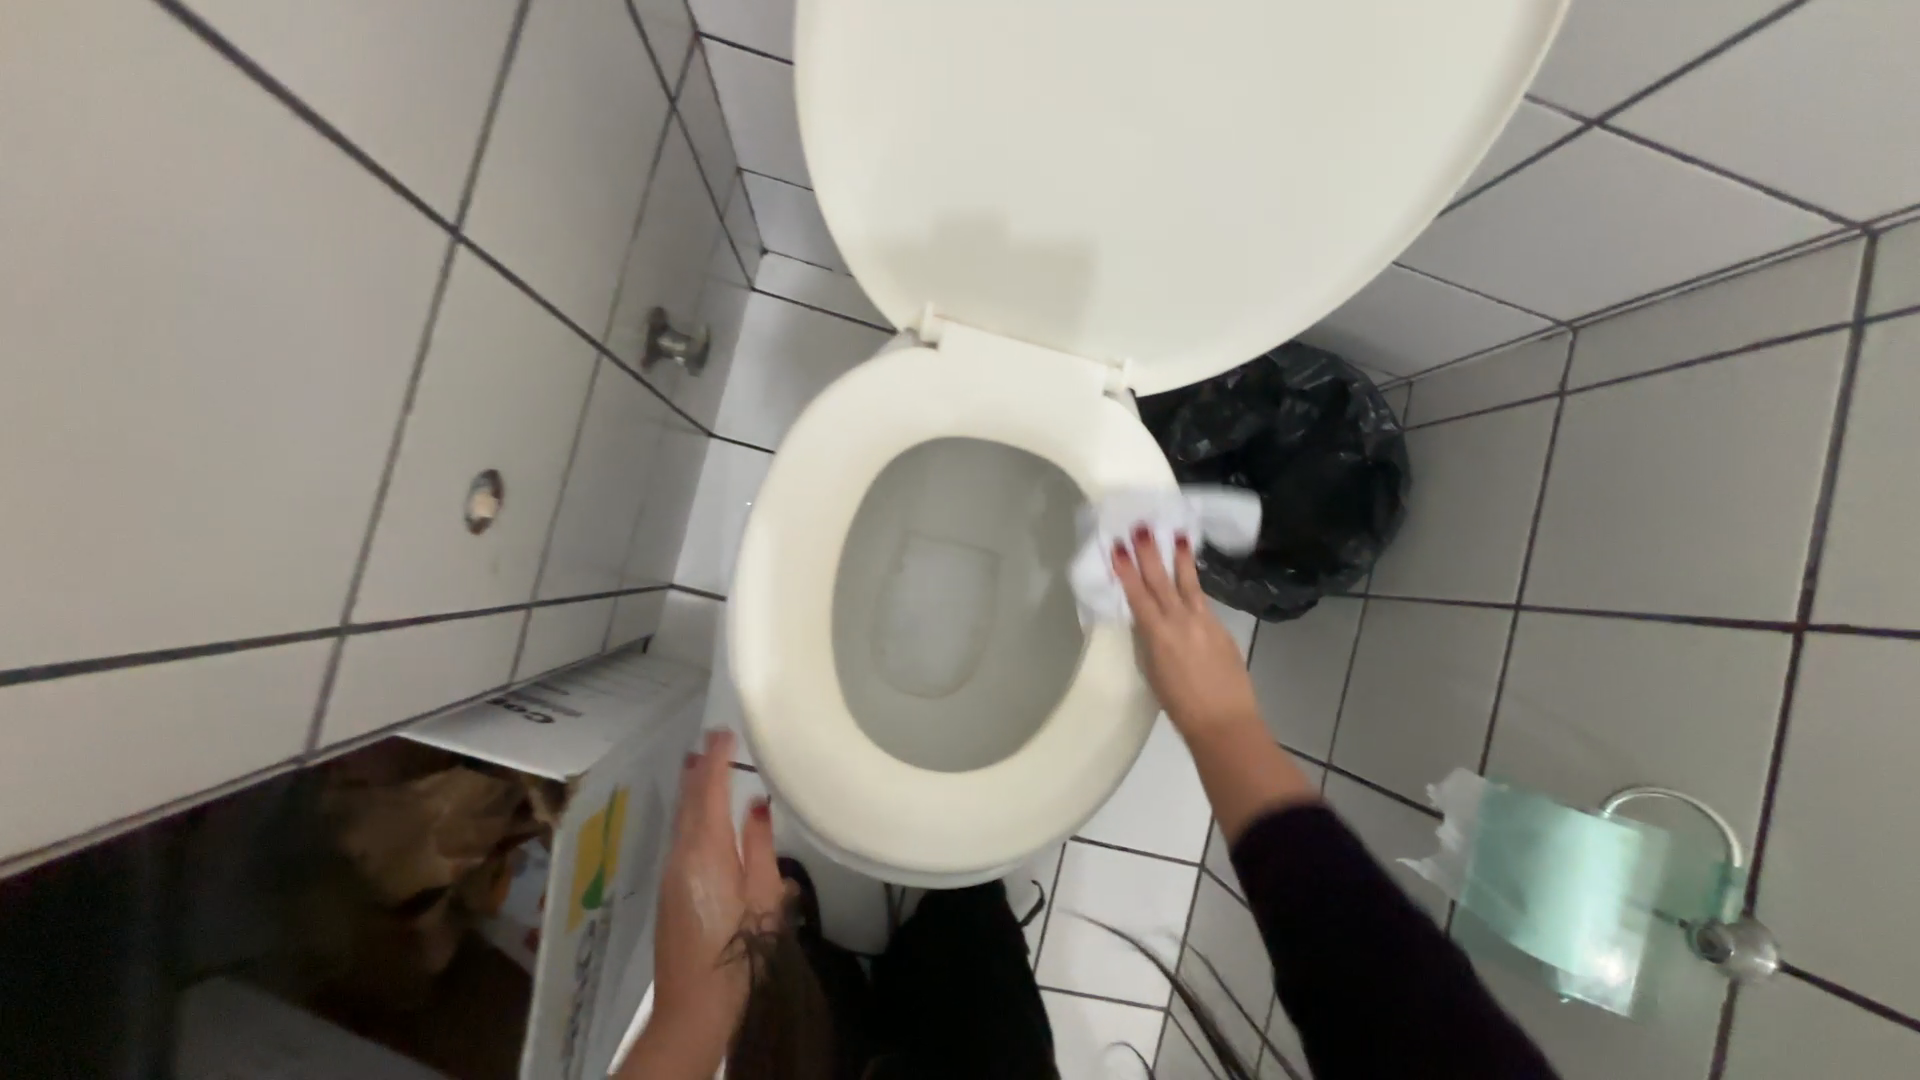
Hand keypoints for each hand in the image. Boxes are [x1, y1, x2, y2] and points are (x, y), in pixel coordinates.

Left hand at [631, 730, 784, 1076]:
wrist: (692, 1006)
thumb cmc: (739, 950)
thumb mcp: (764, 896)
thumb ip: (759, 845)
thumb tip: (756, 804)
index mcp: (707, 850)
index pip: (708, 791)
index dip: (715, 759)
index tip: (724, 731)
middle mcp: (681, 854)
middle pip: (688, 801)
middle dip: (698, 767)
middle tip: (712, 737)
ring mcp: (671, 872)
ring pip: (681, 818)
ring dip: (692, 787)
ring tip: (702, 761)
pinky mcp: (670, 889)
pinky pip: (680, 835)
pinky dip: (689, 811)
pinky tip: (699, 808)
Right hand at [1113, 528, 1261, 742]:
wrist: (1224, 722)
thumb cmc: (1180, 706)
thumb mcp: (1153, 671)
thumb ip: (1150, 641)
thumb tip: (1149, 622)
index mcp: (1158, 634)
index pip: (1138, 594)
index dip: (1127, 570)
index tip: (1118, 547)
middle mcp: (1181, 621)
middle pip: (1162, 580)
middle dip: (1150, 553)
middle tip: (1142, 527)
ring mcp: (1205, 622)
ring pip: (1188, 584)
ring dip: (1180, 559)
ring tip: (1178, 535)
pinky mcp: (1222, 629)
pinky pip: (1203, 602)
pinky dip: (1193, 587)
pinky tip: (1190, 579)